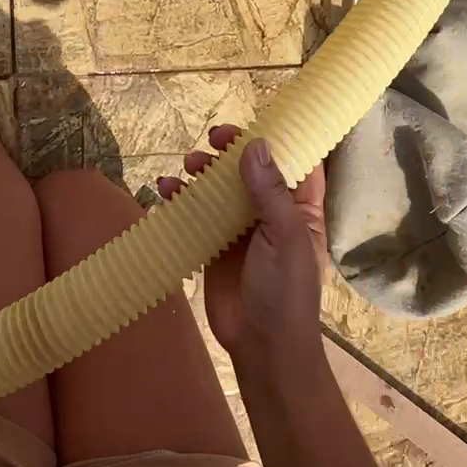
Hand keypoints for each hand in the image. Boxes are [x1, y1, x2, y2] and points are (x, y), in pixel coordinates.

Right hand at [157, 125, 328, 365]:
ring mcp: (240, 229)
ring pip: (220, 187)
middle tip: (212, 139)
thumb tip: (255, 145)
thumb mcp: (284, 237)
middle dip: (231, 150)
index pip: (296, 164)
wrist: (261, 345)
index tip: (254, 121)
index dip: (278, 139)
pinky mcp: (213, 245)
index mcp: (301, 210)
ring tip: (187, 164)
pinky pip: (195, 212)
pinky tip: (165, 190)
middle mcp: (271, 214)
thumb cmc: (286, 290)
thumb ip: (269, 192)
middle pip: (251, 170)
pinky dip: (180, 198)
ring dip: (203, 171)